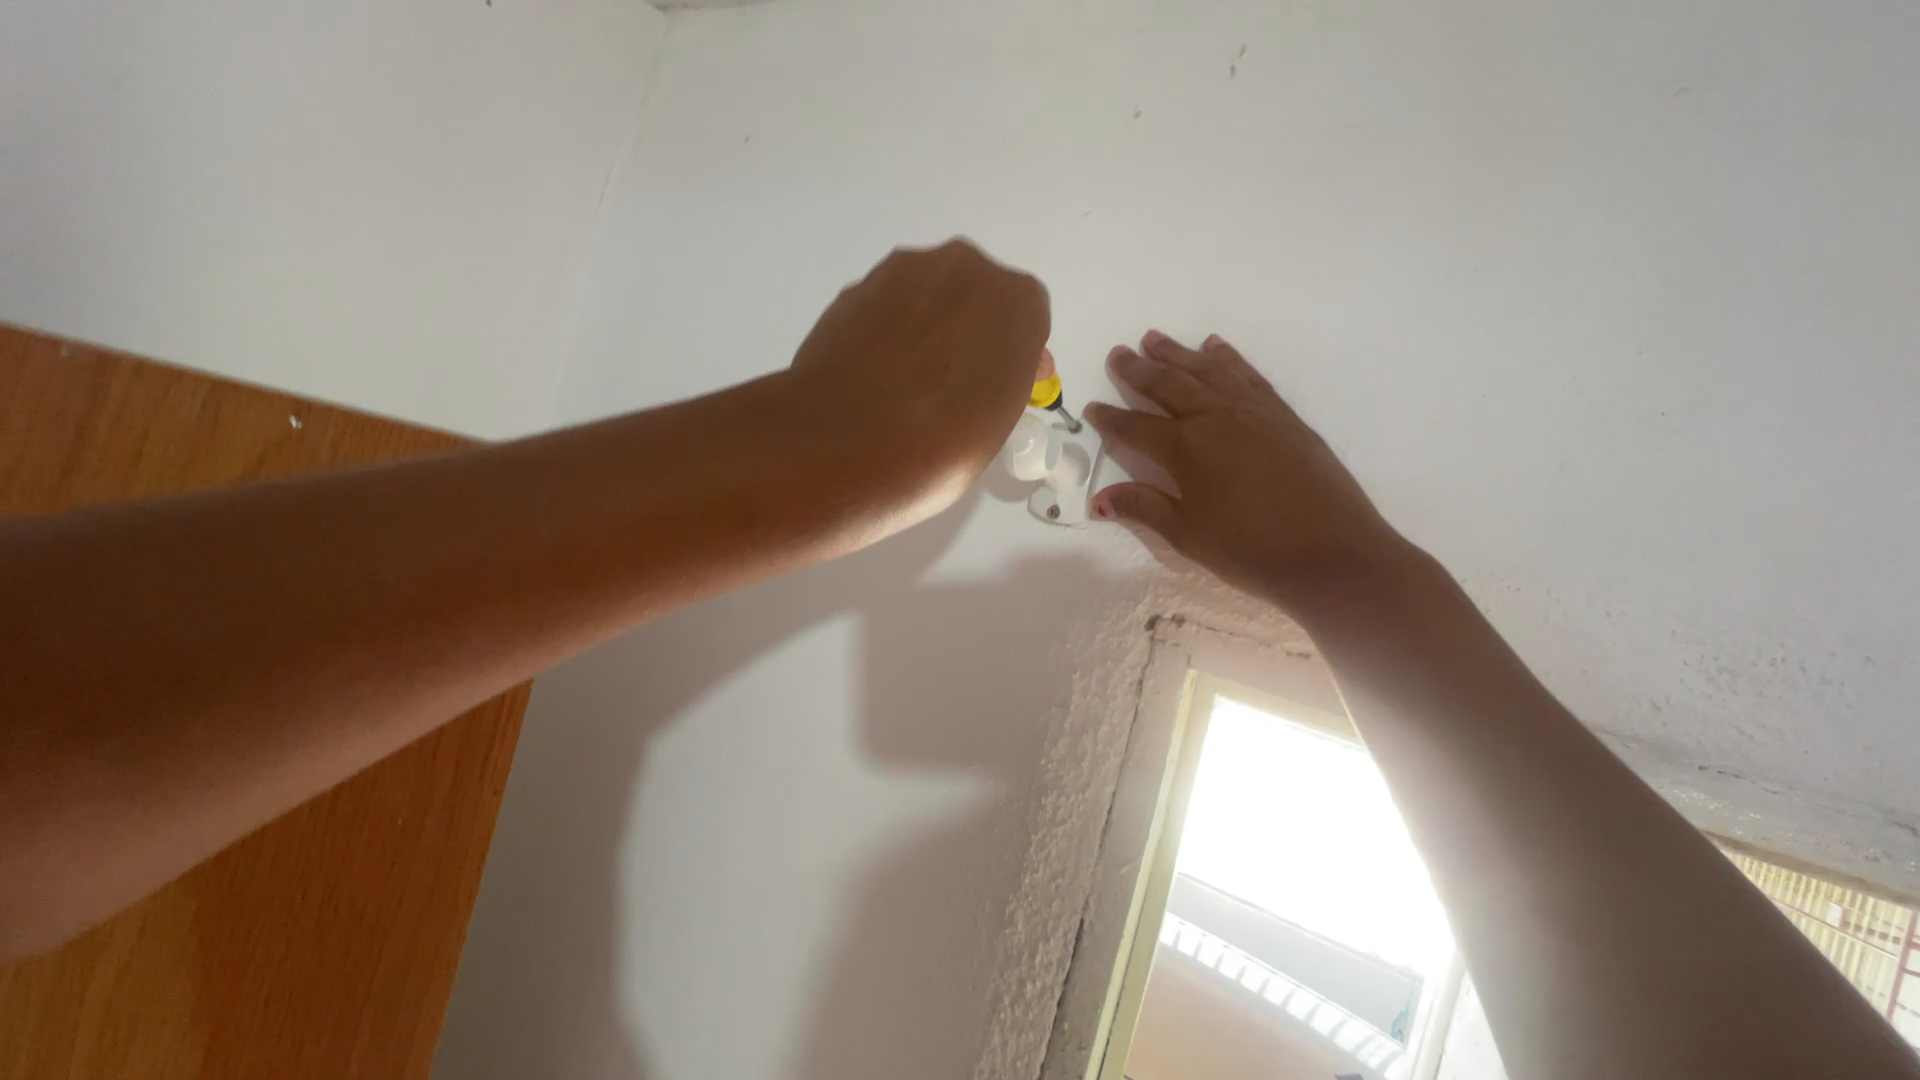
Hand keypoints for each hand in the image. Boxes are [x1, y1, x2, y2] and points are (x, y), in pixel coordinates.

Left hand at [789, 240, 1050, 496]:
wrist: (847, 443)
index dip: (1013, 358)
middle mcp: (964, 267)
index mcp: (1018, 301)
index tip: (998, 391)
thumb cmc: (945, 444)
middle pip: (975, 299)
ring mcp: (901, 273)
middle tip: (954, 387)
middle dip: (969, 333)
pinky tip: (873, 380)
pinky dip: (885, 336)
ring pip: (926, 298)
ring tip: (907, 388)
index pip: (1026, 323)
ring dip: (925, 330)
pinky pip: (883, 311)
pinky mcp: (852, 291)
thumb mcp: (1000, 421)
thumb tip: (988, 370)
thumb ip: (1004, 380)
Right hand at [1085, 331, 1414, 612]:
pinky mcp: (1284, 416)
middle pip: (1169, 386)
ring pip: (1208, 372)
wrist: (1334, 554)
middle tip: (1118, 354)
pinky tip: (1215, 347)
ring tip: (1155, 339)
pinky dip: (1229, 358)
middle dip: (1139, 371)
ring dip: (1179, 354)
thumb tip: (1099, 499)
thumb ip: (1144, 508)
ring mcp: (1254, 412)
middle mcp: (1216, 418)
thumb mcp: (1188, 536)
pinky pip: (1248, 376)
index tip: (1092, 408)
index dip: (1111, 419)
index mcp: (1186, 450)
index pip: (1136, 428)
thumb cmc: (1252, 552)